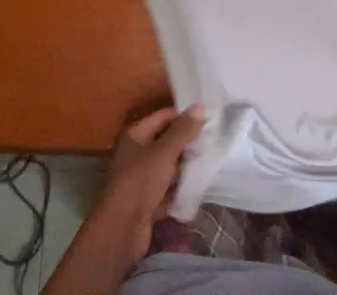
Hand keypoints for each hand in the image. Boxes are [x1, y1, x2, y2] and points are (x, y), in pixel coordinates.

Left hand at [94, 104, 205, 260]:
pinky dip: (180, 188)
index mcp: (135, 135)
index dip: (184, 116)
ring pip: (168, 166)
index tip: (209, 119)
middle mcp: (136, 153)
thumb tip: (199, 106)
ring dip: (185, 166)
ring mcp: (141, 178)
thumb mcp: (163, 153)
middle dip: (187, 143)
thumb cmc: (140, 182)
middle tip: (214, 141)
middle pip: (166, 142)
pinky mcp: (147, 200)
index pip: (163, 116)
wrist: (121, 229)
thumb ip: (182, 131)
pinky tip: (200, 186)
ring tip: (211, 162)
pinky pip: (168, 188)